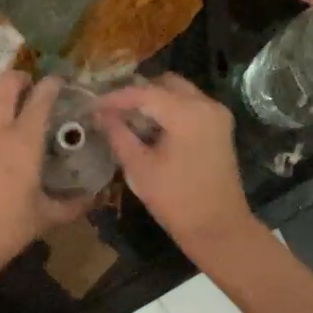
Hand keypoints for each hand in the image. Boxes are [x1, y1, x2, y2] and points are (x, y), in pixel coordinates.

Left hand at [0, 72, 91, 280]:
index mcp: (25, 140)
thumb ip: (73, 205)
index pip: (41, 98)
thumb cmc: (9, 229)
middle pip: (5, 84)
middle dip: (18, 78)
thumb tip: (94, 198)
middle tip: (25, 88)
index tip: (57, 84)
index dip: (52, 85)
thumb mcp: (48, 217)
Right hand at [95, 74, 259, 253]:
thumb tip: (101, 115)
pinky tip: (150, 128)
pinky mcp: (220, 128)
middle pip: (166, 84)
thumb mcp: (139, 168)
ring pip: (179, 93)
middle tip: (111, 109)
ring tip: (127, 118)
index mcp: (187, 113)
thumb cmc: (175, 201)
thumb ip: (119, 135)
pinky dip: (169, 110)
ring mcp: (217, 115)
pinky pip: (190, 106)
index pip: (144, 93)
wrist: (217, 228)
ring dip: (154, 101)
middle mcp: (206, 105)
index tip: (92, 104)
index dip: (116, 97)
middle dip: (137, 93)